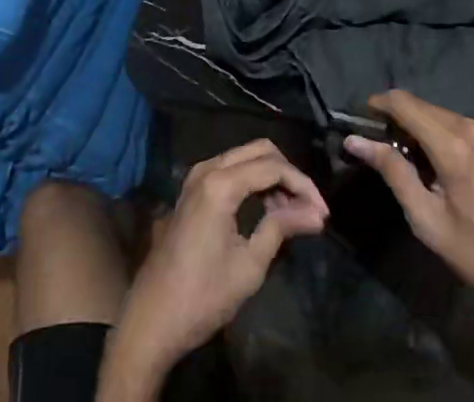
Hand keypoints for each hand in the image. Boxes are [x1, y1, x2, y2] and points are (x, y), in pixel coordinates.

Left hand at [106, 140, 327, 385]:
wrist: (150, 322)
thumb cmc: (202, 297)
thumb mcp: (250, 265)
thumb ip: (282, 228)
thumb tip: (317, 214)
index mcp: (220, 185)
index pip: (274, 168)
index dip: (303, 185)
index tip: (322, 213)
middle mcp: (207, 170)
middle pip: (260, 151)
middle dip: (288, 174)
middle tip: (308, 207)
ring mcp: (196, 178)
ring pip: (245, 157)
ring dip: (272, 177)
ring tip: (292, 213)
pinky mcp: (192, 191)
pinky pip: (230, 170)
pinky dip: (253, 182)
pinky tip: (267, 210)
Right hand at [344, 90, 473, 329]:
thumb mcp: (428, 221)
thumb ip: (393, 173)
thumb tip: (356, 141)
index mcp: (455, 145)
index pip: (406, 103)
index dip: (380, 103)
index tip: (361, 115)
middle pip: (426, 107)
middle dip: (400, 119)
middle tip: (382, 148)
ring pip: (447, 116)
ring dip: (425, 128)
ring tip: (414, 162)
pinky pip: (468, 127)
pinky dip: (449, 136)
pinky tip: (447, 166)